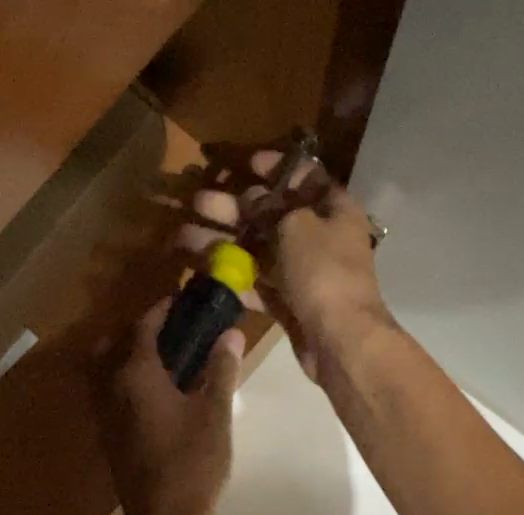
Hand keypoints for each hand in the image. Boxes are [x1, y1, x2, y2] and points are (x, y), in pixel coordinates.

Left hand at [97, 299, 241, 514]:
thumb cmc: (193, 466)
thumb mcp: (215, 414)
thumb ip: (221, 369)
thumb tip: (231, 333)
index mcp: (134, 374)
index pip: (144, 324)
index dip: (164, 308)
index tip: (186, 299)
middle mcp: (109, 387)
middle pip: (115, 342)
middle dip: (141, 328)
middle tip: (175, 330)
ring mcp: (104, 414)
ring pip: (107, 368)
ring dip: (130, 354)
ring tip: (168, 359)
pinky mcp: (108, 436)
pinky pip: (110, 393)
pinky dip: (127, 380)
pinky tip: (159, 394)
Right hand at [180, 151, 392, 381]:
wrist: (339, 338)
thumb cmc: (323, 270)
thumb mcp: (295, 225)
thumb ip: (270, 207)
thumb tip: (251, 198)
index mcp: (333, 207)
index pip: (304, 176)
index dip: (276, 167)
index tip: (246, 165)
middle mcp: (320, 235)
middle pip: (272, 214)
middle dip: (233, 207)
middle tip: (198, 201)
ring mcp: (304, 271)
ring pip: (259, 250)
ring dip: (223, 241)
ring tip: (184, 236)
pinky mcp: (289, 302)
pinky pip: (258, 283)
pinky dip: (233, 277)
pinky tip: (203, 272)